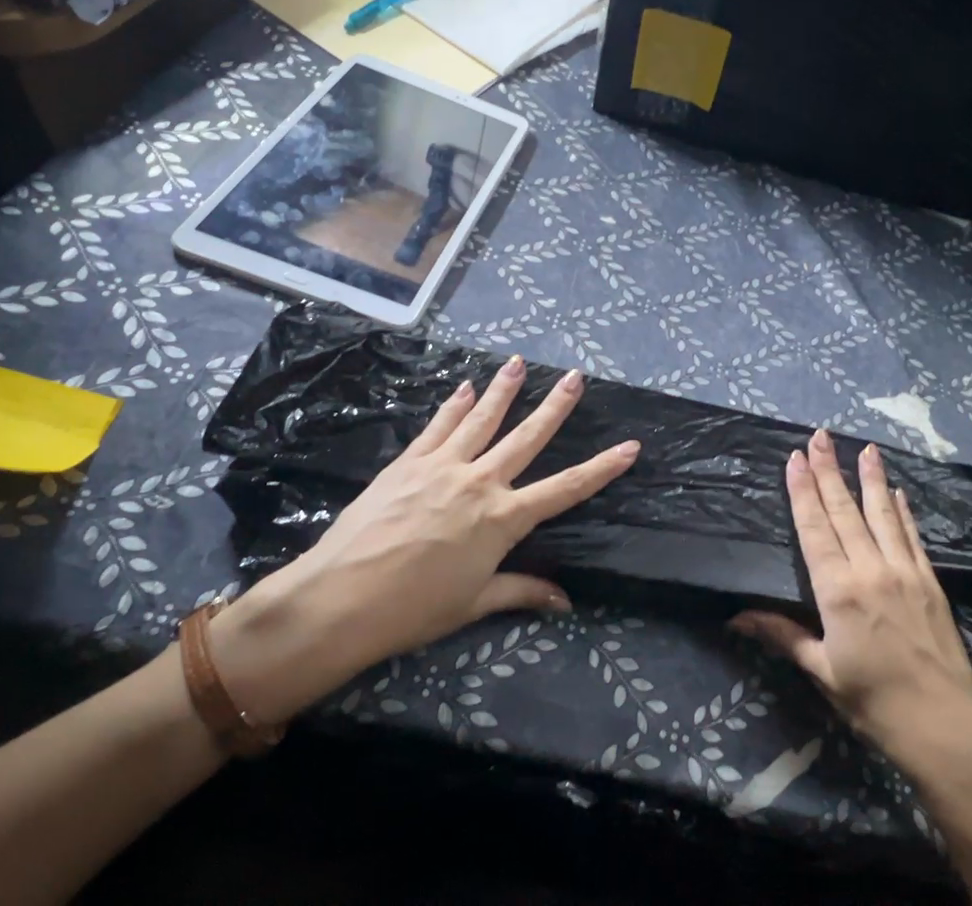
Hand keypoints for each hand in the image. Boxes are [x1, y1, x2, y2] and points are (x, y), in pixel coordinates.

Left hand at [208, 356, 640, 724]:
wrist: (342, 596)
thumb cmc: (414, 609)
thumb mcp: (475, 602)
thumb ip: (521, 591)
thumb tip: (564, 602)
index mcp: (503, 519)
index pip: (565, 488)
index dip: (601, 468)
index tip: (629, 447)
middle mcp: (480, 482)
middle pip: (526, 438)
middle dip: (554, 407)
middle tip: (574, 377)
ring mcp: (442, 466)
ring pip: (481, 419)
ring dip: (502, 390)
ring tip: (518, 363)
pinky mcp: (408, 463)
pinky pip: (437, 426)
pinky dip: (454, 405)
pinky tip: (465, 387)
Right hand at [731, 430, 971, 781]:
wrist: (946, 727)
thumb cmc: (874, 704)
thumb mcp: (822, 673)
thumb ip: (783, 636)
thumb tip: (737, 616)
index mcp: (839, 592)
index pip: (815, 529)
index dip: (802, 491)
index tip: (795, 457)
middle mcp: (872, 571)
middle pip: (845, 512)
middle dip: (830, 471)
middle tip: (820, 435)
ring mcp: (906, 573)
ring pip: (882, 515)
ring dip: (870, 479)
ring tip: (864, 446)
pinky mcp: (930, 583)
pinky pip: (912, 537)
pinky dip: (903, 511)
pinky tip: (897, 492)